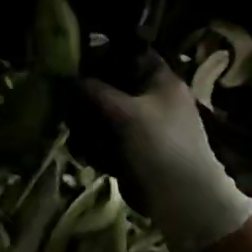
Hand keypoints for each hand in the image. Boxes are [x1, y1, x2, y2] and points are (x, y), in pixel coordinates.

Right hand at [82, 54, 251, 251]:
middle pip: (117, 83)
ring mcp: (147, 125)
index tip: (77, 55)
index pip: (133, 53)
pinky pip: (111, 135)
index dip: (106, 51)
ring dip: (90, 116)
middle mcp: (155, 98)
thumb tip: (69, 77)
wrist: (184, 199)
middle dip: (92, 89)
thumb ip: (96, 91)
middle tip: (66, 92)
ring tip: (69, 122)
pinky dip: (97, 139)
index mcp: (162, 81)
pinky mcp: (139, 148)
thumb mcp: (125, 113)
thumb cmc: (160, 145)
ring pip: (110, 110)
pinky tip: (80, 145)